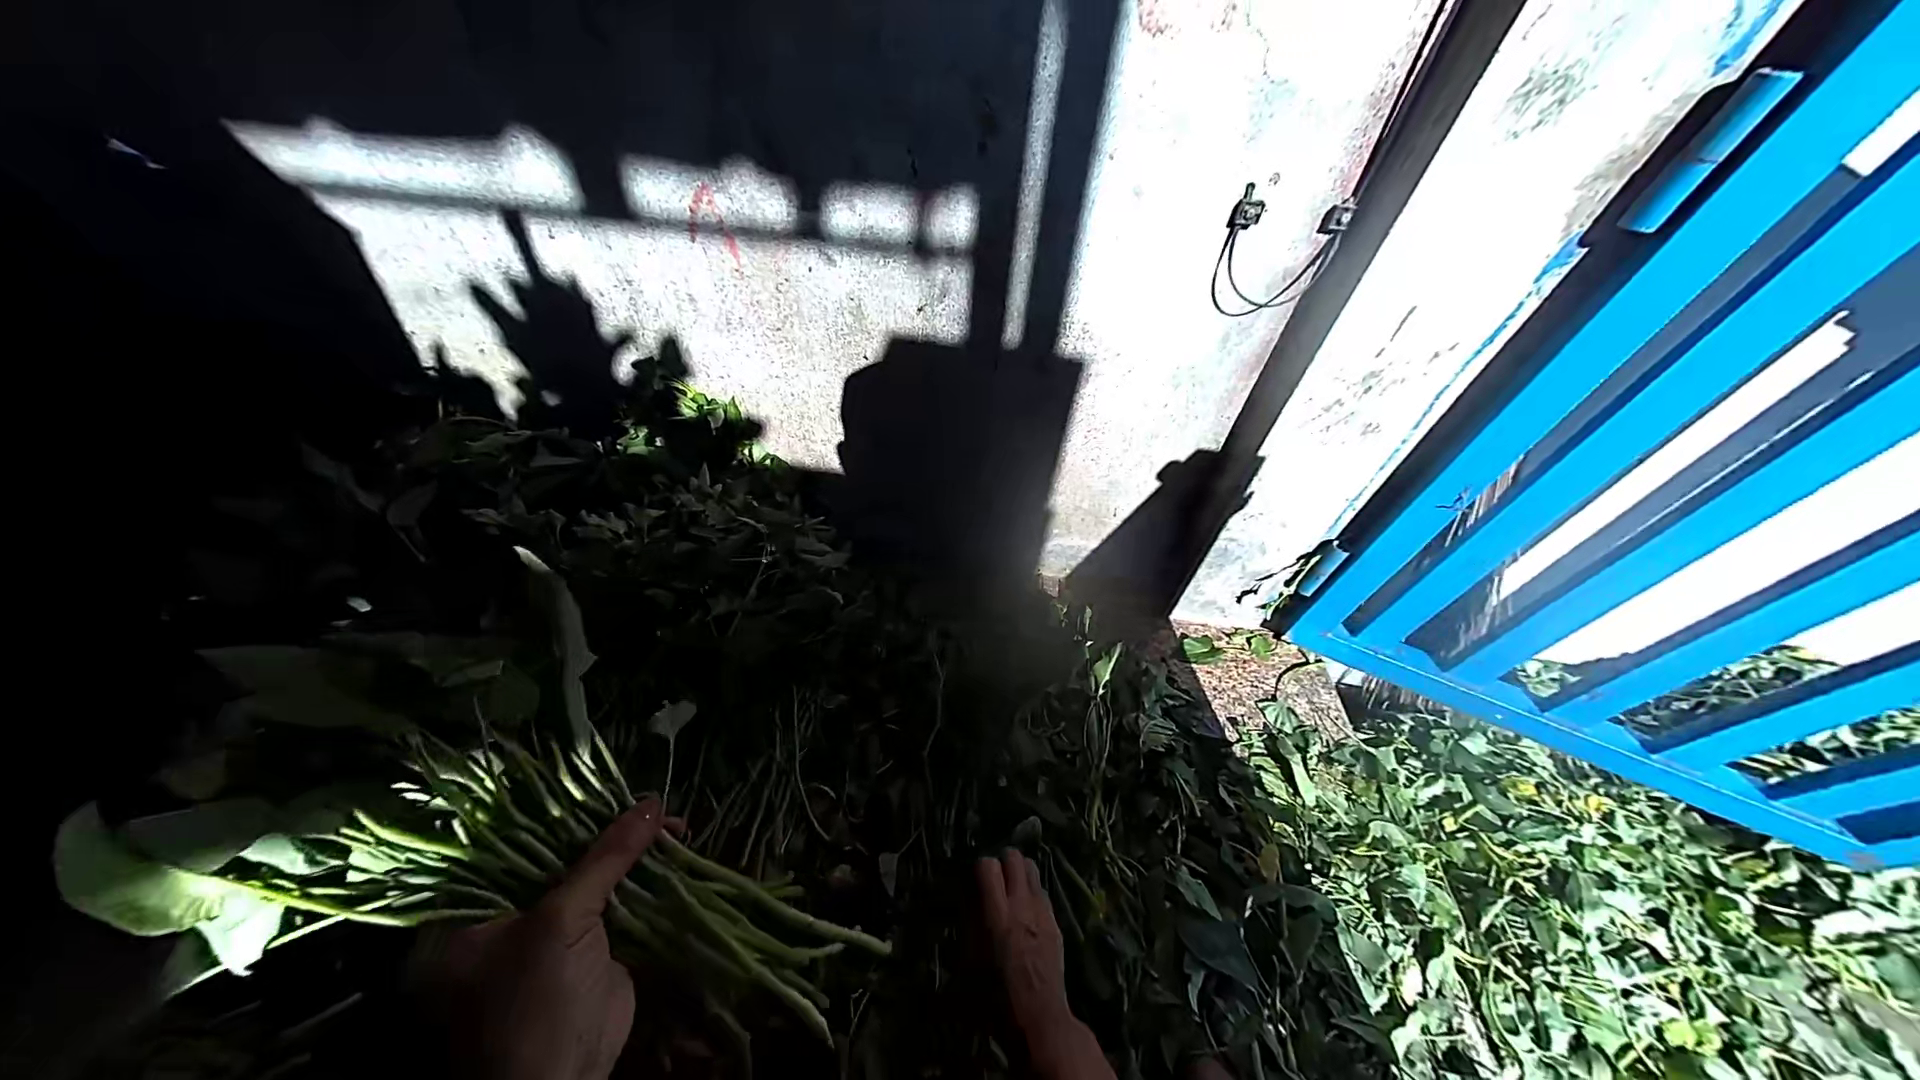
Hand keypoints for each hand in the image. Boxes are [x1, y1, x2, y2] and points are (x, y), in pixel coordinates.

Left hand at [420, 798, 682, 1079]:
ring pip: (594, 876)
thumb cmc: (534, 1004)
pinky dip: (644, 877)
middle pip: (561, 856)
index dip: (561, 813)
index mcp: (469, 916)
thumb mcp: (562, 921)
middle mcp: (505, 918)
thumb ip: (606, 857)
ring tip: (671, 822)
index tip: (604, 783)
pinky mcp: (588, 945)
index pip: (513, 844)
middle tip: (651, 805)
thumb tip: (653, 801)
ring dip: (634, 850)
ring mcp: (549, 933)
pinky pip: (616, 899)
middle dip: (609, 828)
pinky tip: (673, 852)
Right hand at [976, 851, 1113, 1079]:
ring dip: (1019, 871)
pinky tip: (1025, 909)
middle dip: (1002, 861)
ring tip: (1011, 886)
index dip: (980, 866)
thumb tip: (967, 896)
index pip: (988, 866)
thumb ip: (969, 923)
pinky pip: (1042, 891)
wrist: (1040, 1018)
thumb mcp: (970, 961)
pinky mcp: (1055, 922)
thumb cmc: (996, 997)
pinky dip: (1032, 891)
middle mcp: (1021, 906)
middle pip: (1014, 858)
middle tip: (994, 876)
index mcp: (996, 915)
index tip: (975, 878)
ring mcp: (1042, 912)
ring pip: (1032, 868)